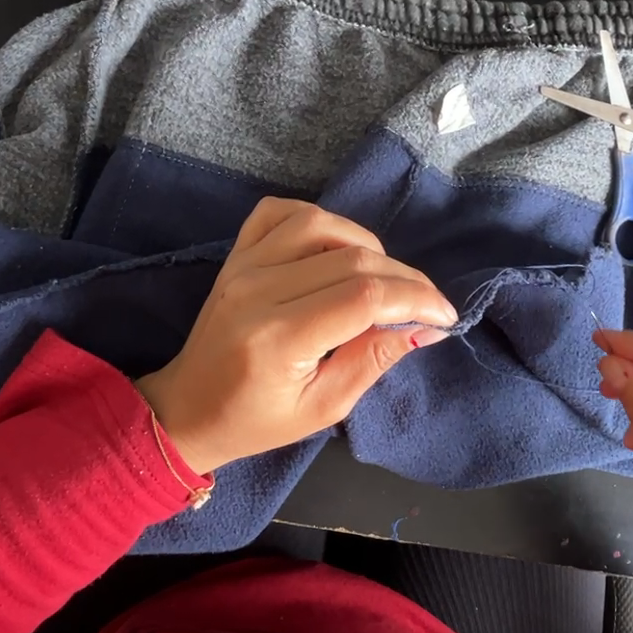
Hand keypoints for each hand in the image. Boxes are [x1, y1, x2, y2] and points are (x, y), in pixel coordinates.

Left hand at [137, 198, 457, 474]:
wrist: (188, 408)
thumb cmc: (256, 421)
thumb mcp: (323, 409)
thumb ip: (373, 360)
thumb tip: (427, 326)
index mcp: (277, 339)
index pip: (362, 297)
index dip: (415, 299)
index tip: (443, 315)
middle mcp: (256, 290)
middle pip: (350, 259)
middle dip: (403, 279)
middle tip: (425, 305)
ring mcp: (241, 265)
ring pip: (321, 223)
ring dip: (366, 245)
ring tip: (382, 278)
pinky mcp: (235, 254)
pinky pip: (280, 212)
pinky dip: (318, 219)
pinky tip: (335, 246)